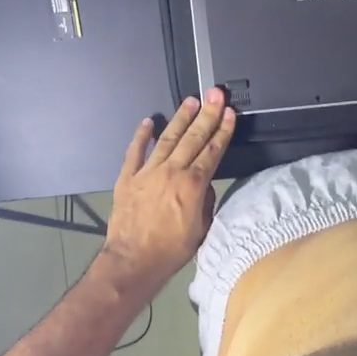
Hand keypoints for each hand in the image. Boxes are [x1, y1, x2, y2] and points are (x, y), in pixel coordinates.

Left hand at [102, 88, 237, 283]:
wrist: (133, 261)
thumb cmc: (172, 251)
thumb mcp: (202, 229)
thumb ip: (206, 202)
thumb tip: (203, 186)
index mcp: (193, 185)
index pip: (212, 151)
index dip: (222, 130)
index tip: (229, 113)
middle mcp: (172, 172)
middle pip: (193, 137)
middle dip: (207, 114)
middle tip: (215, 94)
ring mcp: (147, 172)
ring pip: (167, 138)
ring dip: (180, 118)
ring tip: (191, 100)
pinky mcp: (127, 178)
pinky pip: (135, 152)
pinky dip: (141, 136)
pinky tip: (148, 122)